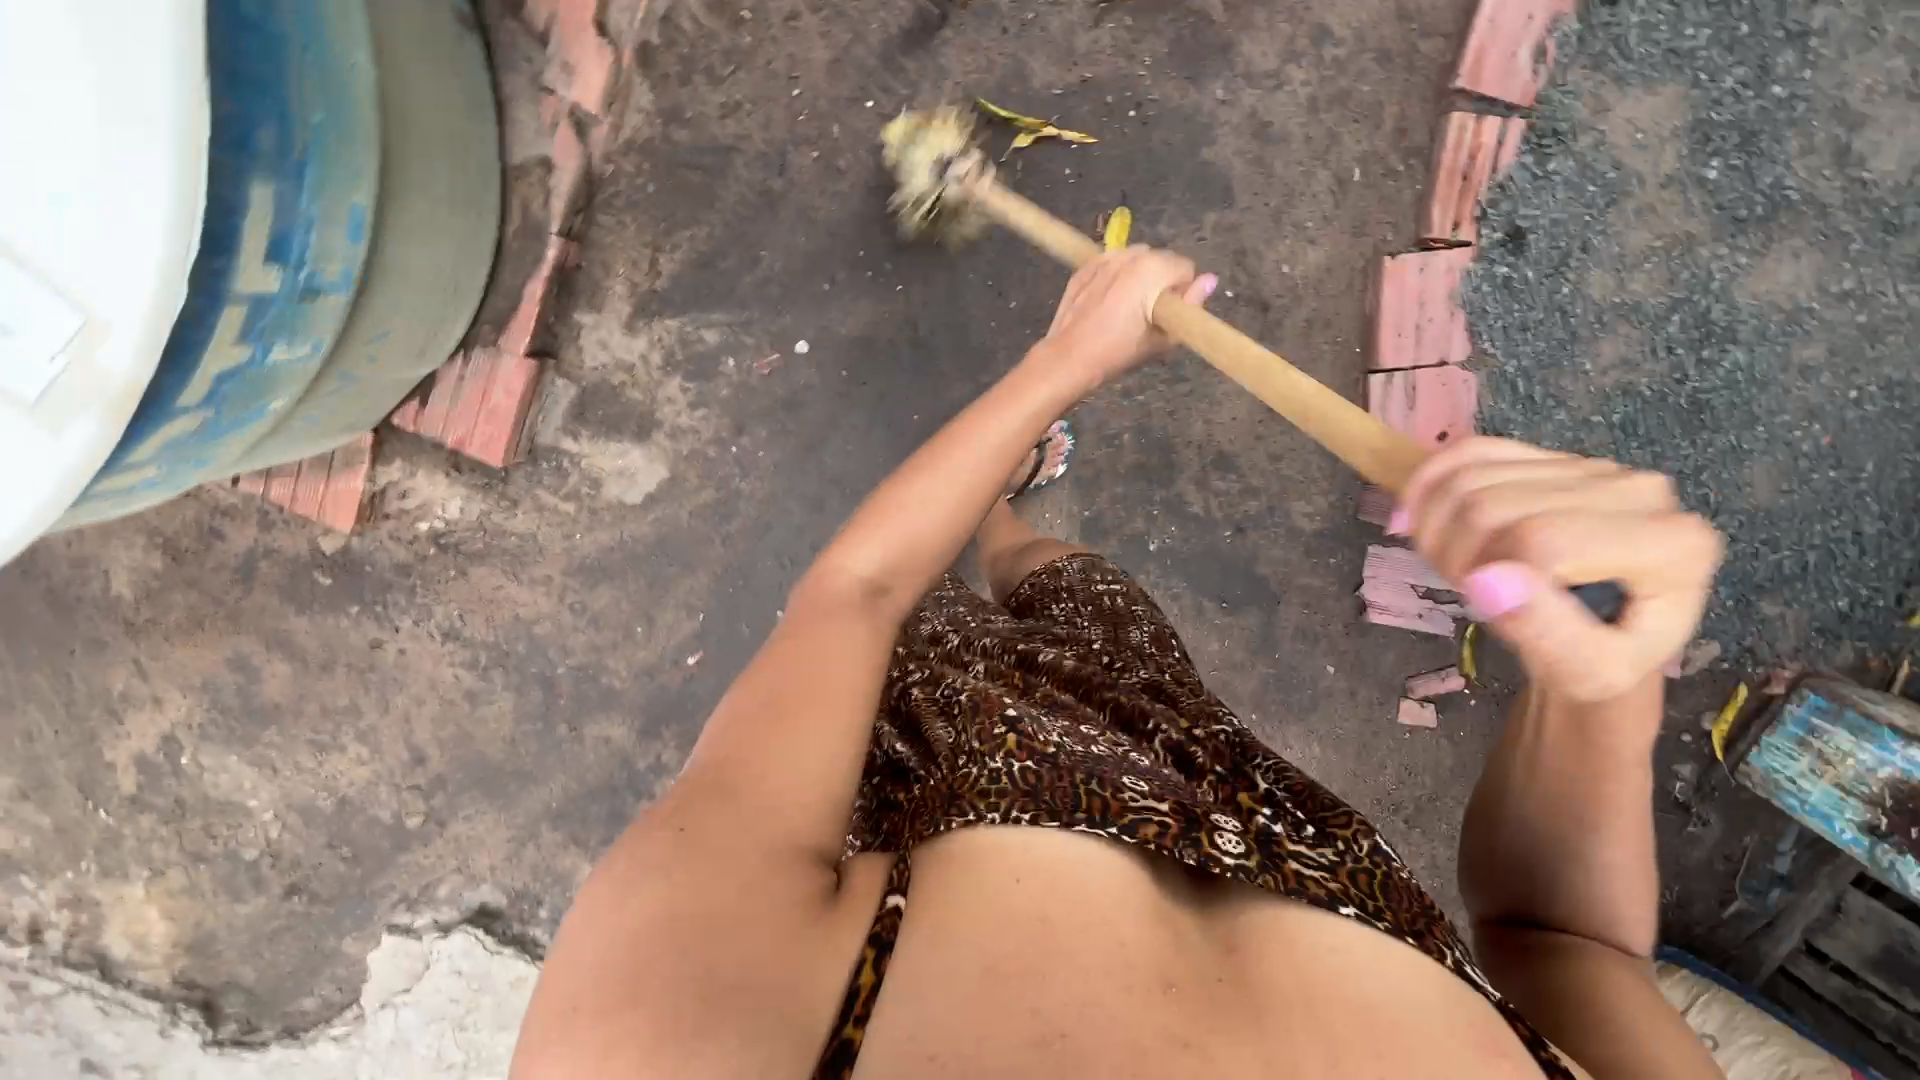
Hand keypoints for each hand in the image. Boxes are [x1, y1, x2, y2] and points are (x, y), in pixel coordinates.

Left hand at [1037, 246, 1215, 387]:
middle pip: (1161, 260)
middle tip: (1146, 313)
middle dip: (1161, 281)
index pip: (1186, 268)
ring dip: (1139, 276)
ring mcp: (1105, 258)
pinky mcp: (1085, 266)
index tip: (1167, 314)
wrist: (1069, 357)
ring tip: (1126, 307)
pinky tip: (1107, 301)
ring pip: (1137, 259)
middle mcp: (1130, 255)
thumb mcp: (1161, 337)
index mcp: (1152, 269)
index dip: (1181, 292)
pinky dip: (1116, 276)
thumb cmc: (1117, 351)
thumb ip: (1190, 305)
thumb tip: (1210, 280)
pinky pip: (1112, 263)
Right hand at [1397, 437, 1721, 703]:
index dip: (1487, 576)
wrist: (1605, 639)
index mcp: (1672, 546)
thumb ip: (1549, 634)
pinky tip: (1414, 518)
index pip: (1540, 540)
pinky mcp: (1551, 457)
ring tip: (1452, 565)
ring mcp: (1592, 467)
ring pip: (1471, 479)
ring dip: (1435, 527)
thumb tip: (1486, 579)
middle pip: (1494, 506)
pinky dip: (1427, 483)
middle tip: (1460, 589)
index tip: (1482, 608)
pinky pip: (1470, 451)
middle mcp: (1640, 491)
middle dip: (1455, 554)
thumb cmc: (1603, 663)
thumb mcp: (1587, 674)